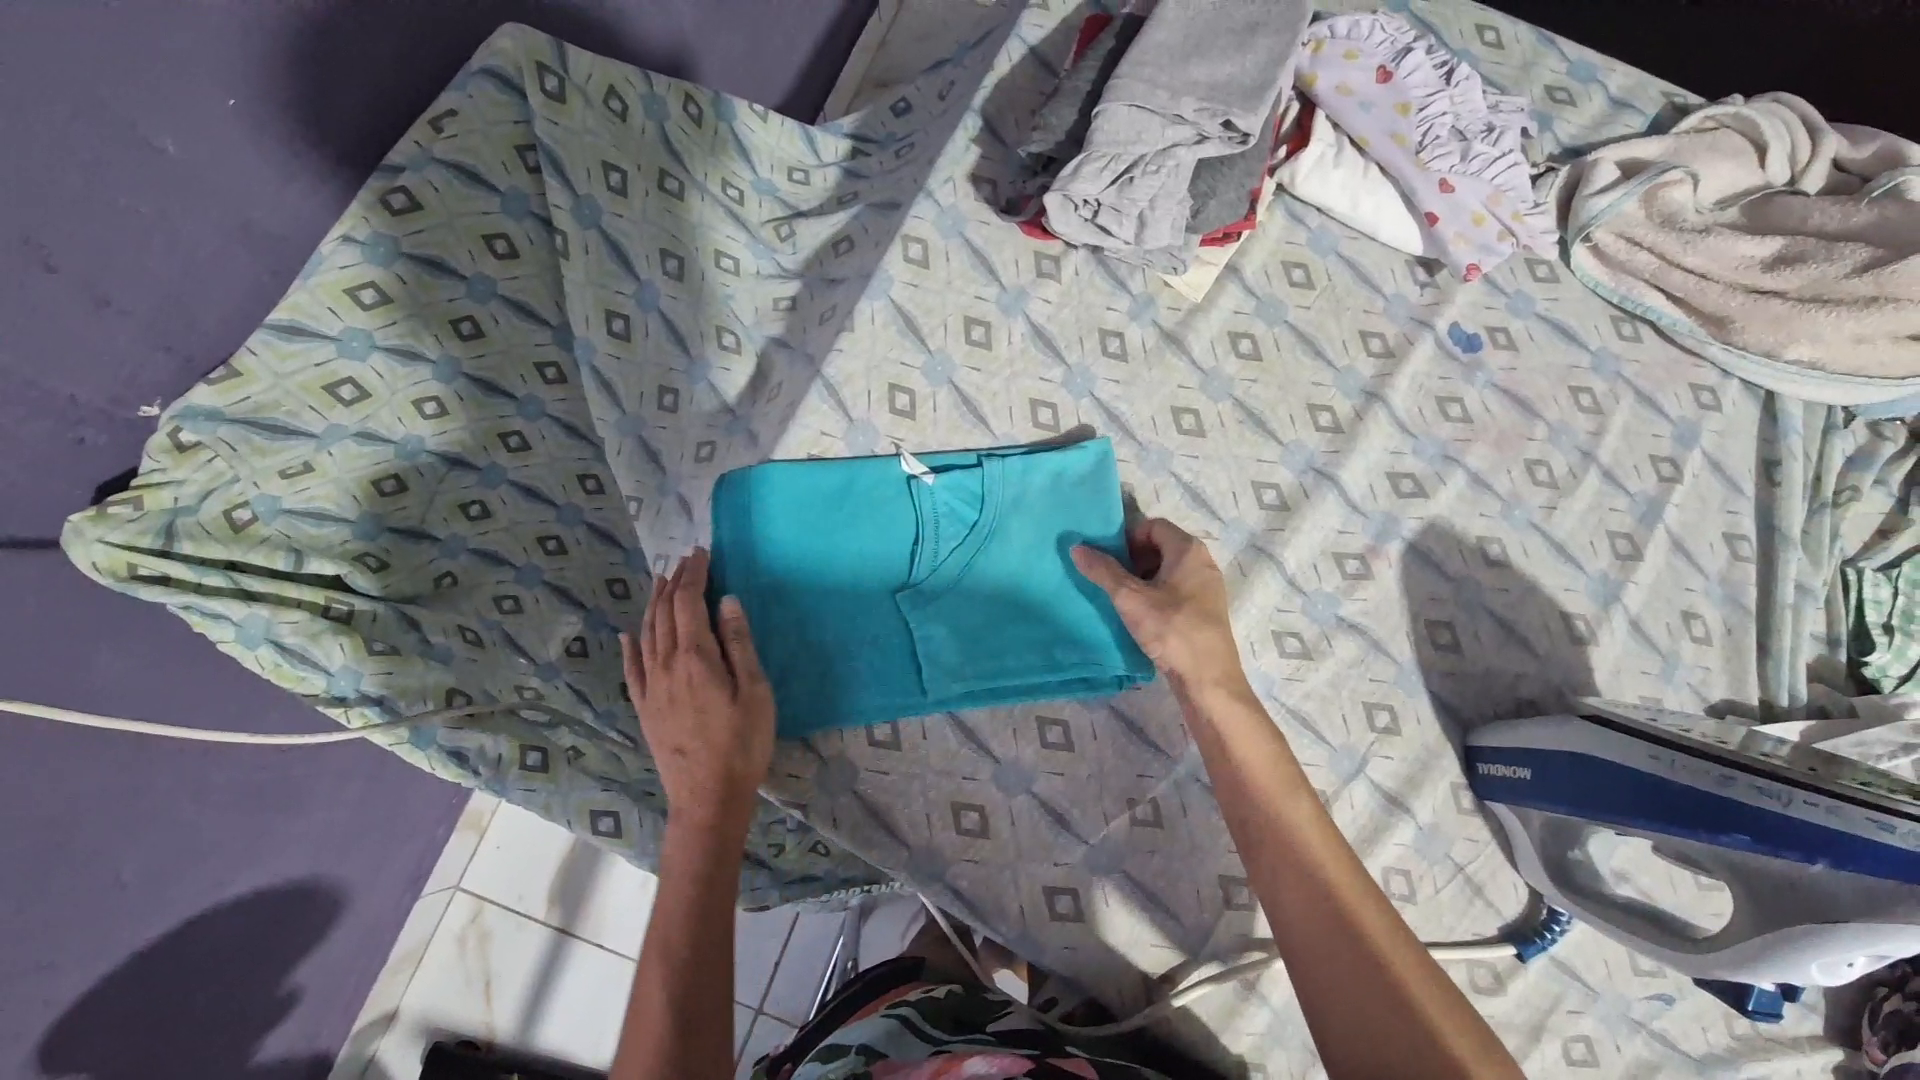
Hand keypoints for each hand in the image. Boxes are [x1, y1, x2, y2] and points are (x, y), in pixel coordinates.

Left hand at [621, 548, 774, 828]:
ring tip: (661, 583)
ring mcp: (651, 688)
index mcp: (696, 658)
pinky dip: (630, 645)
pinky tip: (628, 634)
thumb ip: (739, 644)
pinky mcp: (645, 708)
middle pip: (665, 613)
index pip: (688, 603)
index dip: (693, 575)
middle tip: (686, 561)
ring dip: (654, 605)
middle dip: (675, 583)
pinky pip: (632, 668)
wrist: (707, 797)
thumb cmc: (742, 744)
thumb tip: (726, 601)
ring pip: (646, 634)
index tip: (700, 553)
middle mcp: (666, 666)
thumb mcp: (755, 692)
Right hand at [1072, 518, 1246, 690]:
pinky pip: (1176, 590)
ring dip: (1141, 579)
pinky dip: (1155, 595)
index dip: (1126, 538)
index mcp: (1188, 550)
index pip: (1152, 526)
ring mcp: (1207, 587)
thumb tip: (1077, 547)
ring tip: (1121, 599)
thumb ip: (1103, 571)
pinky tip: (1140, 615)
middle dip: (1132, 559)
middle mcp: (1202, 562)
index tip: (1107, 559)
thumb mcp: (1130, 599)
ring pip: (1167, 570)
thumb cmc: (1171, 630)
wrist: (1208, 679)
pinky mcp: (1205, 610)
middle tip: (1110, 578)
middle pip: (1160, 546)